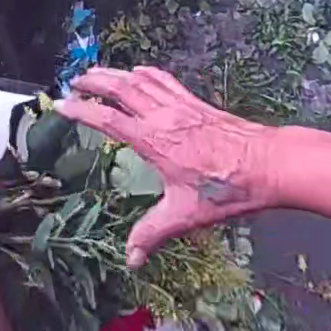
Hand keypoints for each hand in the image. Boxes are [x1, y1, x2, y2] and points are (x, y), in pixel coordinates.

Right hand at [57, 67, 276, 267]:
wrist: (268, 163)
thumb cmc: (226, 188)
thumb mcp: (185, 214)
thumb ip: (153, 233)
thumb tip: (130, 260)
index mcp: (153, 141)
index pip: (107, 120)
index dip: (81, 111)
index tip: (61, 106)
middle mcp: (162, 116)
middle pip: (120, 89)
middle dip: (93, 82)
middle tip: (74, 82)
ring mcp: (179, 105)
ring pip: (139, 80)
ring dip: (114, 73)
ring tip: (95, 71)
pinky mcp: (195, 102)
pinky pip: (164, 81)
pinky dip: (147, 73)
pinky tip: (139, 71)